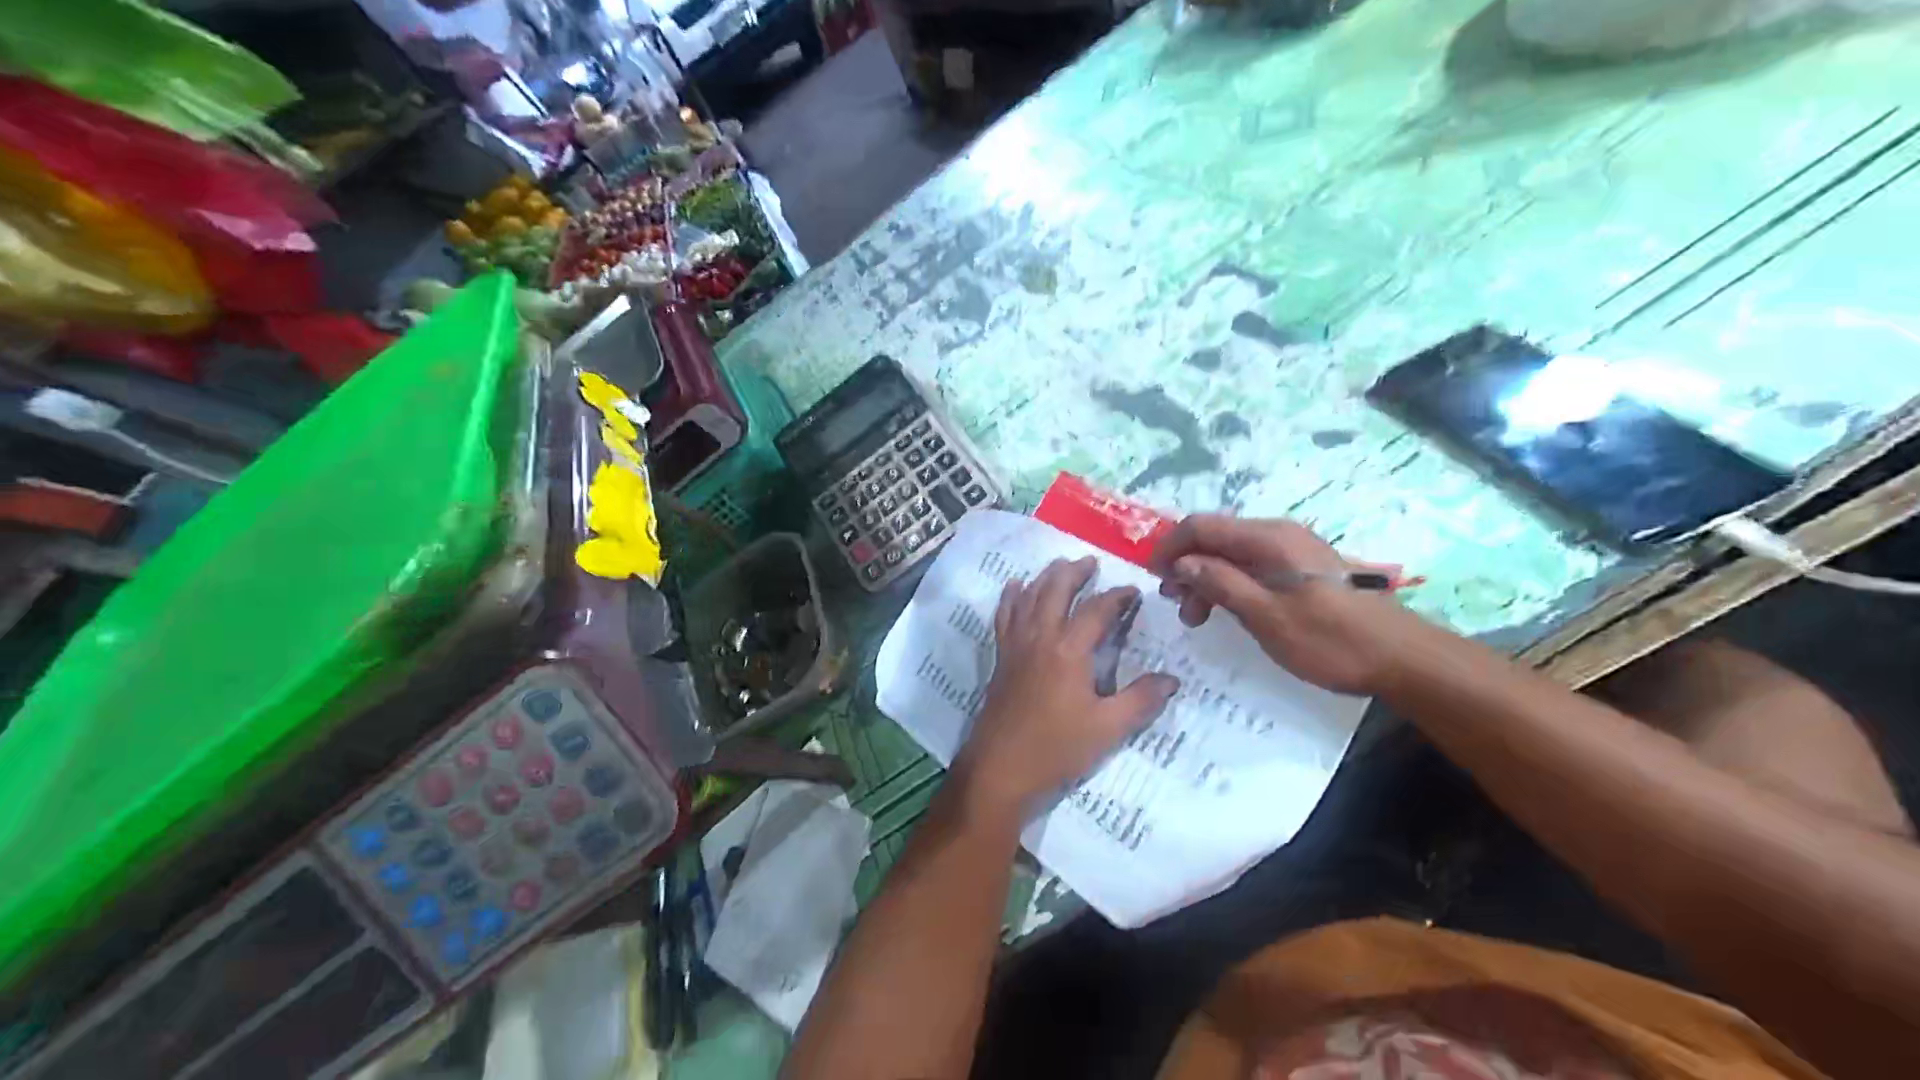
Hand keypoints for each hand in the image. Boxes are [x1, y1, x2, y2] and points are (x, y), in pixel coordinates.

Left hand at [952, 557, 1180, 819]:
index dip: (1117, 597)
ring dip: (1044, 577)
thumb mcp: (1108, 728)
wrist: (1000, 768)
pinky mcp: (1000, 658)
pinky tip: (1013, 587)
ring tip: (1058, 566)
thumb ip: (1140, 700)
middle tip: (1090, 561)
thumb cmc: (1056, 748)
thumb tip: (1171, 679)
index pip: (1096, 610)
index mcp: (1069, 650)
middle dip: (1074, 572)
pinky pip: (1003, 616)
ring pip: (1027, 597)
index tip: (1133, 592)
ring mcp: (1015, 645)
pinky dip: (1010, 597)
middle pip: (1055, 590)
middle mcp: (1039, 637)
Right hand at [1149, 515, 1415, 695]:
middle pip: (1215, 539)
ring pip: (1232, 555)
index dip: (1170, 548)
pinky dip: (1230, 585)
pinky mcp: (1302, 570)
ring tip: (1198, 618)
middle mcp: (1279, 535)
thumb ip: (1220, 583)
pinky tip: (1228, 611)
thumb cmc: (1330, 640)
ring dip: (1207, 580)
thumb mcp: (1266, 616)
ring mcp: (1293, 551)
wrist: (1402, 659)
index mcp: (1269, 539)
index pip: (1202, 526)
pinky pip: (1252, 567)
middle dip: (1187, 568)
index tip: (1153, 579)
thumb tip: (1182, 563)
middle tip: (1177, 607)